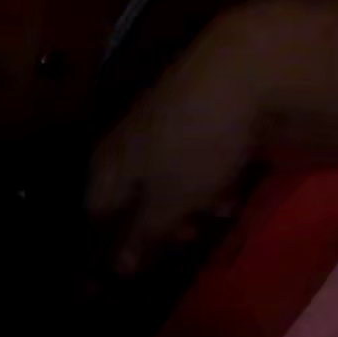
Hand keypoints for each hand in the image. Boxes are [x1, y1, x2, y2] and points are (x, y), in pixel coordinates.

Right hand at [87, 7, 280, 268]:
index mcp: (106, 165)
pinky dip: (207, 177)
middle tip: (183, 239)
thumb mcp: (170, 203)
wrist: (243, 67)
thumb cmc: (194, 147)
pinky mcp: (191, 110)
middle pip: (130, 195)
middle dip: (156, 222)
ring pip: (163, 176)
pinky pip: (189, 155)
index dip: (113, 242)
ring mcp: (158, 123)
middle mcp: (124, 143)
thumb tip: (118, 268)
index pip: (94, 212)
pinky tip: (230, 186)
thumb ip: (142, 236)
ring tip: (215, 214)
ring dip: (187, 202)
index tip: (137, 264)